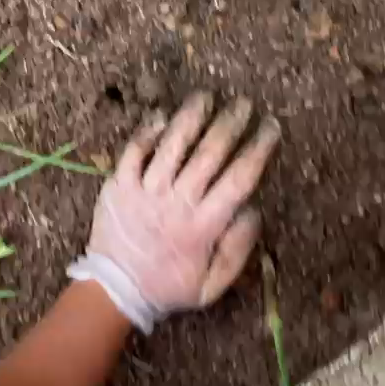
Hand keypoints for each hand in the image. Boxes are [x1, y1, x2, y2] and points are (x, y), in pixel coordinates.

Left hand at [67, 94, 280, 332]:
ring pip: (172, 146)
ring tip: (205, 96)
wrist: (114, 289)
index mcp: (203, 227)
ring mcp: (145, 190)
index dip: (257, 150)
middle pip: (208, 155)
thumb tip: (254, 209)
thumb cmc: (168, 286)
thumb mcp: (211, 286)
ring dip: (190, 118)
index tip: (270, 127)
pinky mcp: (119, 184)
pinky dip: (147, 132)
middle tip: (244, 103)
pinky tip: (160, 115)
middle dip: (229, 125)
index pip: (238, 180)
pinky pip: (134, 151)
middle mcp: (176, 202)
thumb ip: (236, 250)